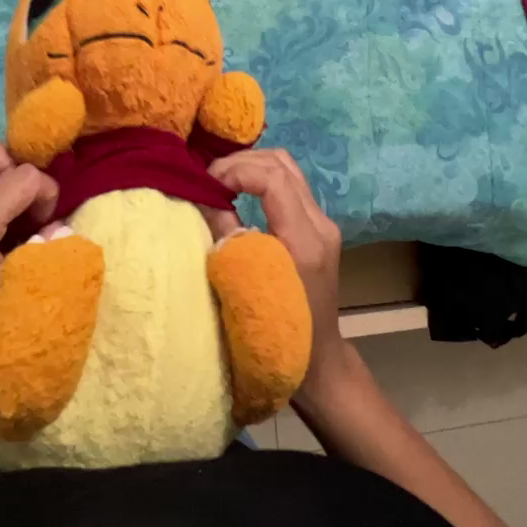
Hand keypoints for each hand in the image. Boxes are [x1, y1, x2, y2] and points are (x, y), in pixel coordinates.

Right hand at [206, 149, 346, 390]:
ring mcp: (323, 224)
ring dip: (252, 167)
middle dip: (240, 163)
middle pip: (282, 163)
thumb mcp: (242, 286)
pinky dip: (260, 179)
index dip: (235, 170)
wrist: (318, 364)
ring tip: (221, 182)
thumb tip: (203, 197)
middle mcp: (321, 224)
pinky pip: (289, 186)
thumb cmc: (277, 335)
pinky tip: (238, 192)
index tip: (207, 184)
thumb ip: (225, 235)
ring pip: (288, 169)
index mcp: (305, 239)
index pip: (272, 177)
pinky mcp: (318, 228)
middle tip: (209, 179)